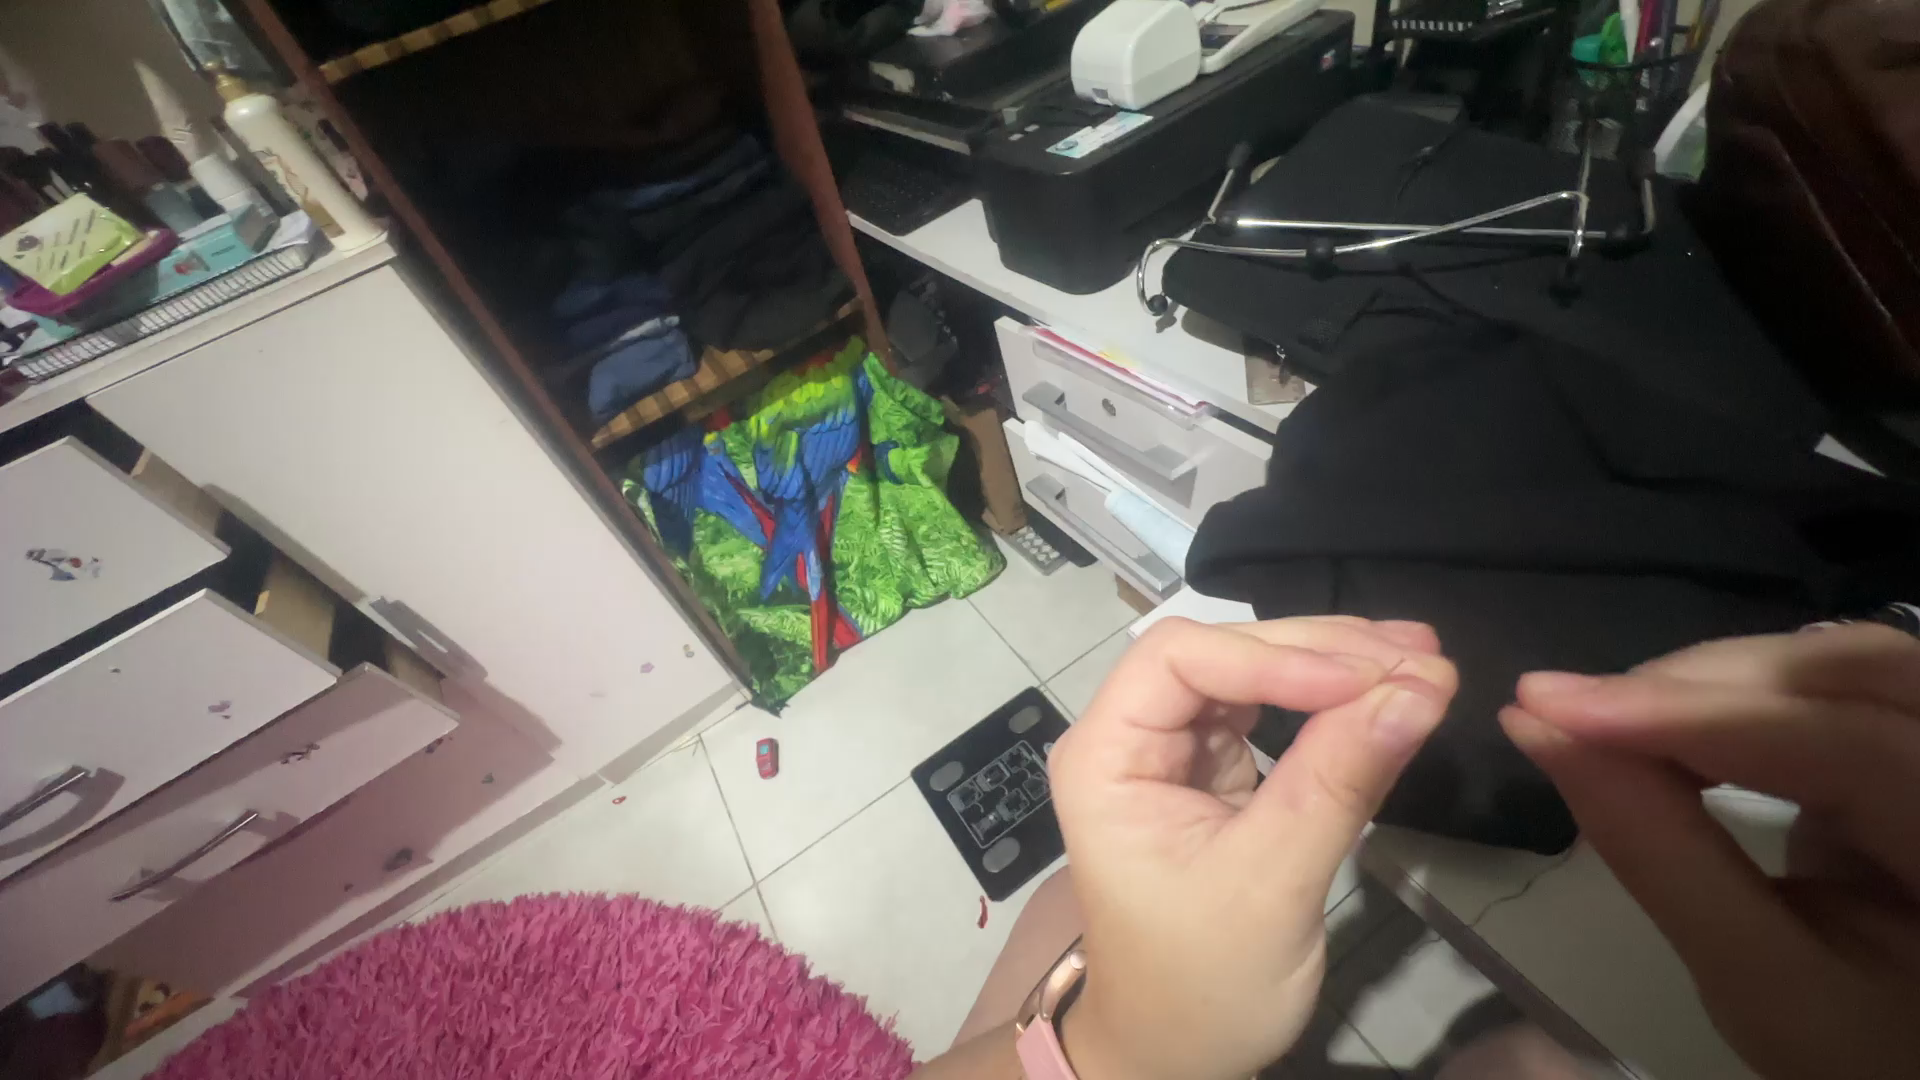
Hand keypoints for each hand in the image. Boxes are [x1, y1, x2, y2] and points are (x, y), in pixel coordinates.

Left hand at [1048, 616, 1457, 1079]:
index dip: (1271, 655)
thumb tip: (1416, 692)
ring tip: (1418, 656)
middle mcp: (1125, 732)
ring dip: (1327, 659)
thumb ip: (1336, 782)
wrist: (1175, 1042)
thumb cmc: (1200, 981)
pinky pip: (1263, 706)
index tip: (1371, 675)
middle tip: (1420, 653)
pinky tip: (1379, 685)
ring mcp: (1165, 742)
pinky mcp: (1204, 759)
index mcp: (1103, 756)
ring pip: (1243, 669)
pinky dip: (1323, 695)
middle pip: (1214, 655)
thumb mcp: (1271, 886)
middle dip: (1314, 650)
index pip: (1176, 661)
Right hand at [1502, 624, 1919, 1079]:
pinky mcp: (1919, 754)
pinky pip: (1825, 687)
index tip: (1541, 705)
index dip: (1684, 715)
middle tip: (1570, 706)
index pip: (1849, 748)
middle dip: (1692, 679)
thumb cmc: (1859, 1054)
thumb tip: (1532, 726)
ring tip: (1605, 718)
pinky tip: (1666, 726)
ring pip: (1838, 664)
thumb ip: (1650, 847)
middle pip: (1856, 672)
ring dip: (1703, 680)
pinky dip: (1724, 694)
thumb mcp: (1757, 979)